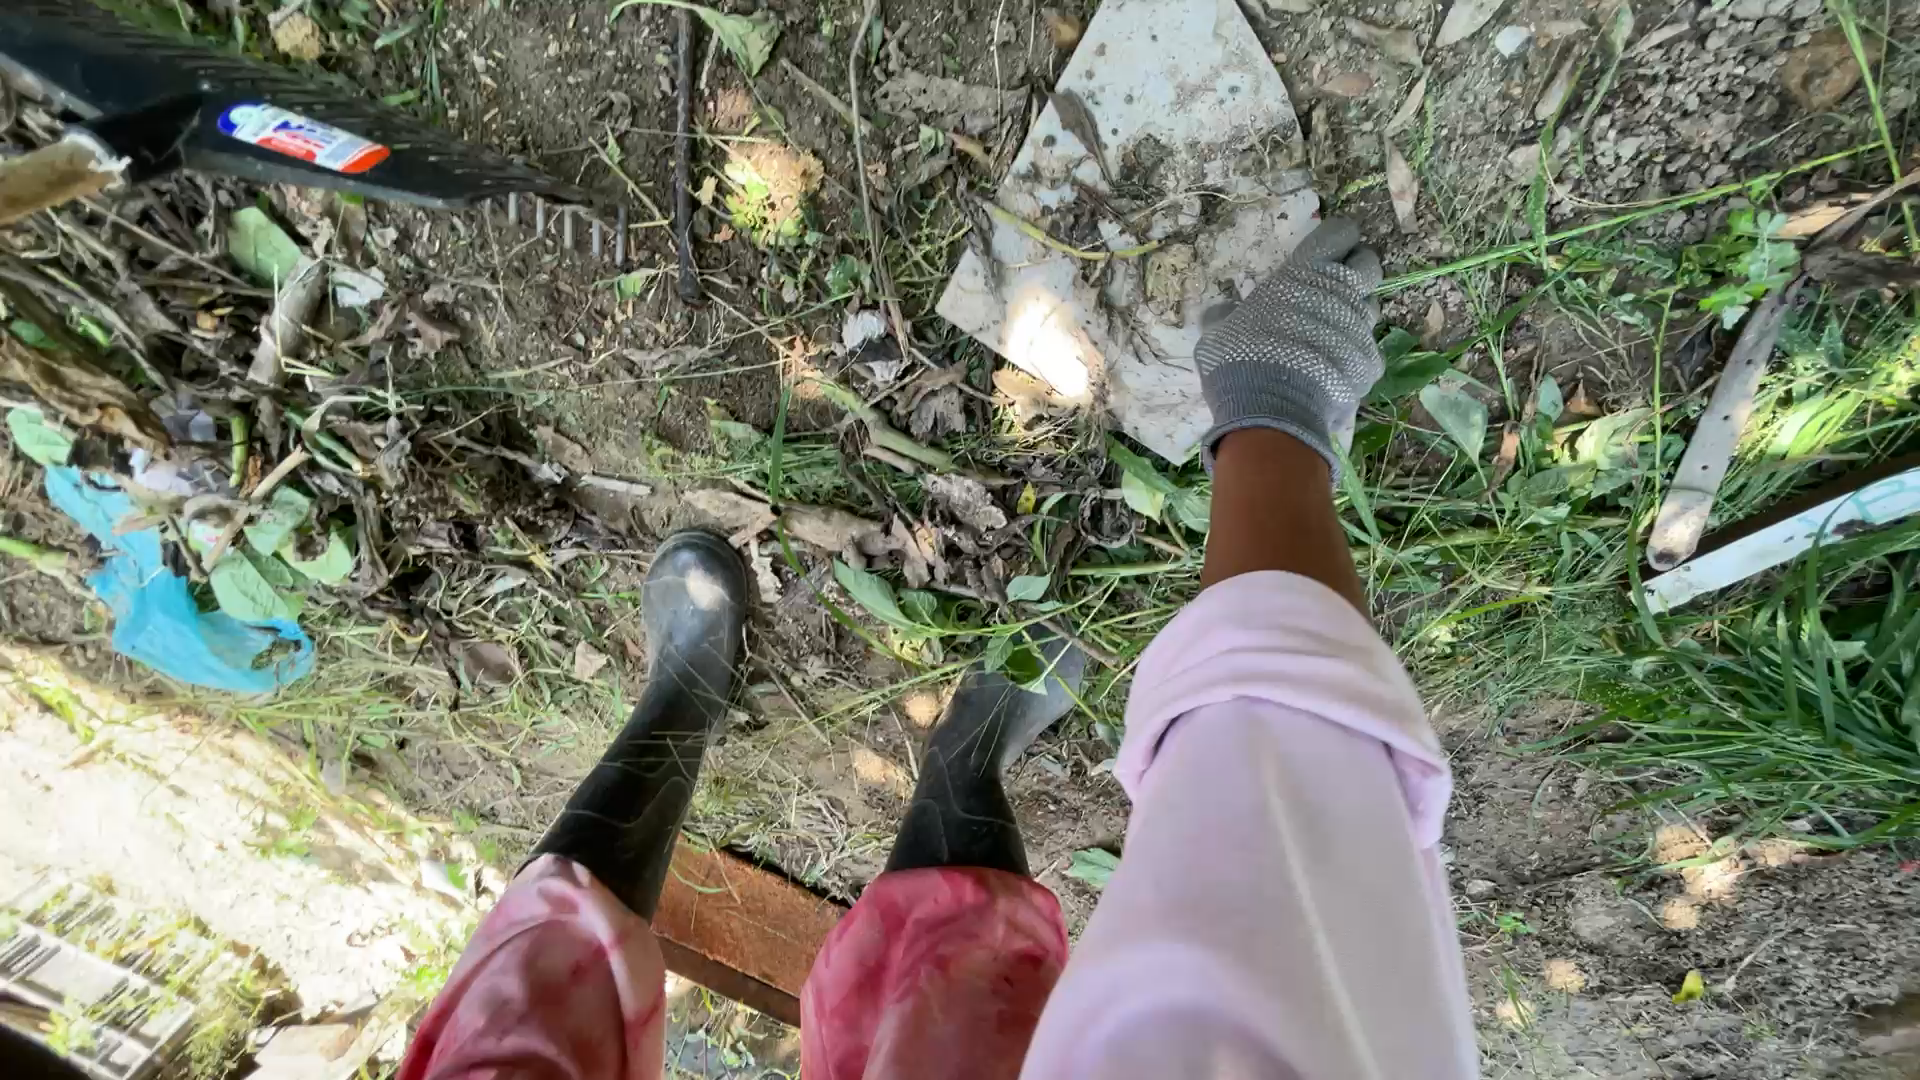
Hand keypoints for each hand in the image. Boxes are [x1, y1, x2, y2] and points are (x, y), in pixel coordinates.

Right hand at [1193, 218, 1383, 473]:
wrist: (1271, 409)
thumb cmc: (1240, 360)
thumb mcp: (1218, 334)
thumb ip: (1225, 317)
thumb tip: (1221, 311)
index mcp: (1304, 274)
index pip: (1338, 234)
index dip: (1335, 240)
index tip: (1324, 253)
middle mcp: (1340, 293)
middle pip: (1367, 264)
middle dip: (1353, 273)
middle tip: (1330, 293)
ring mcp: (1359, 328)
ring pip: (1369, 307)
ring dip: (1353, 315)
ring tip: (1328, 336)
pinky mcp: (1370, 362)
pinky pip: (1365, 351)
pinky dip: (1351, 357)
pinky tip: (1330, 371)